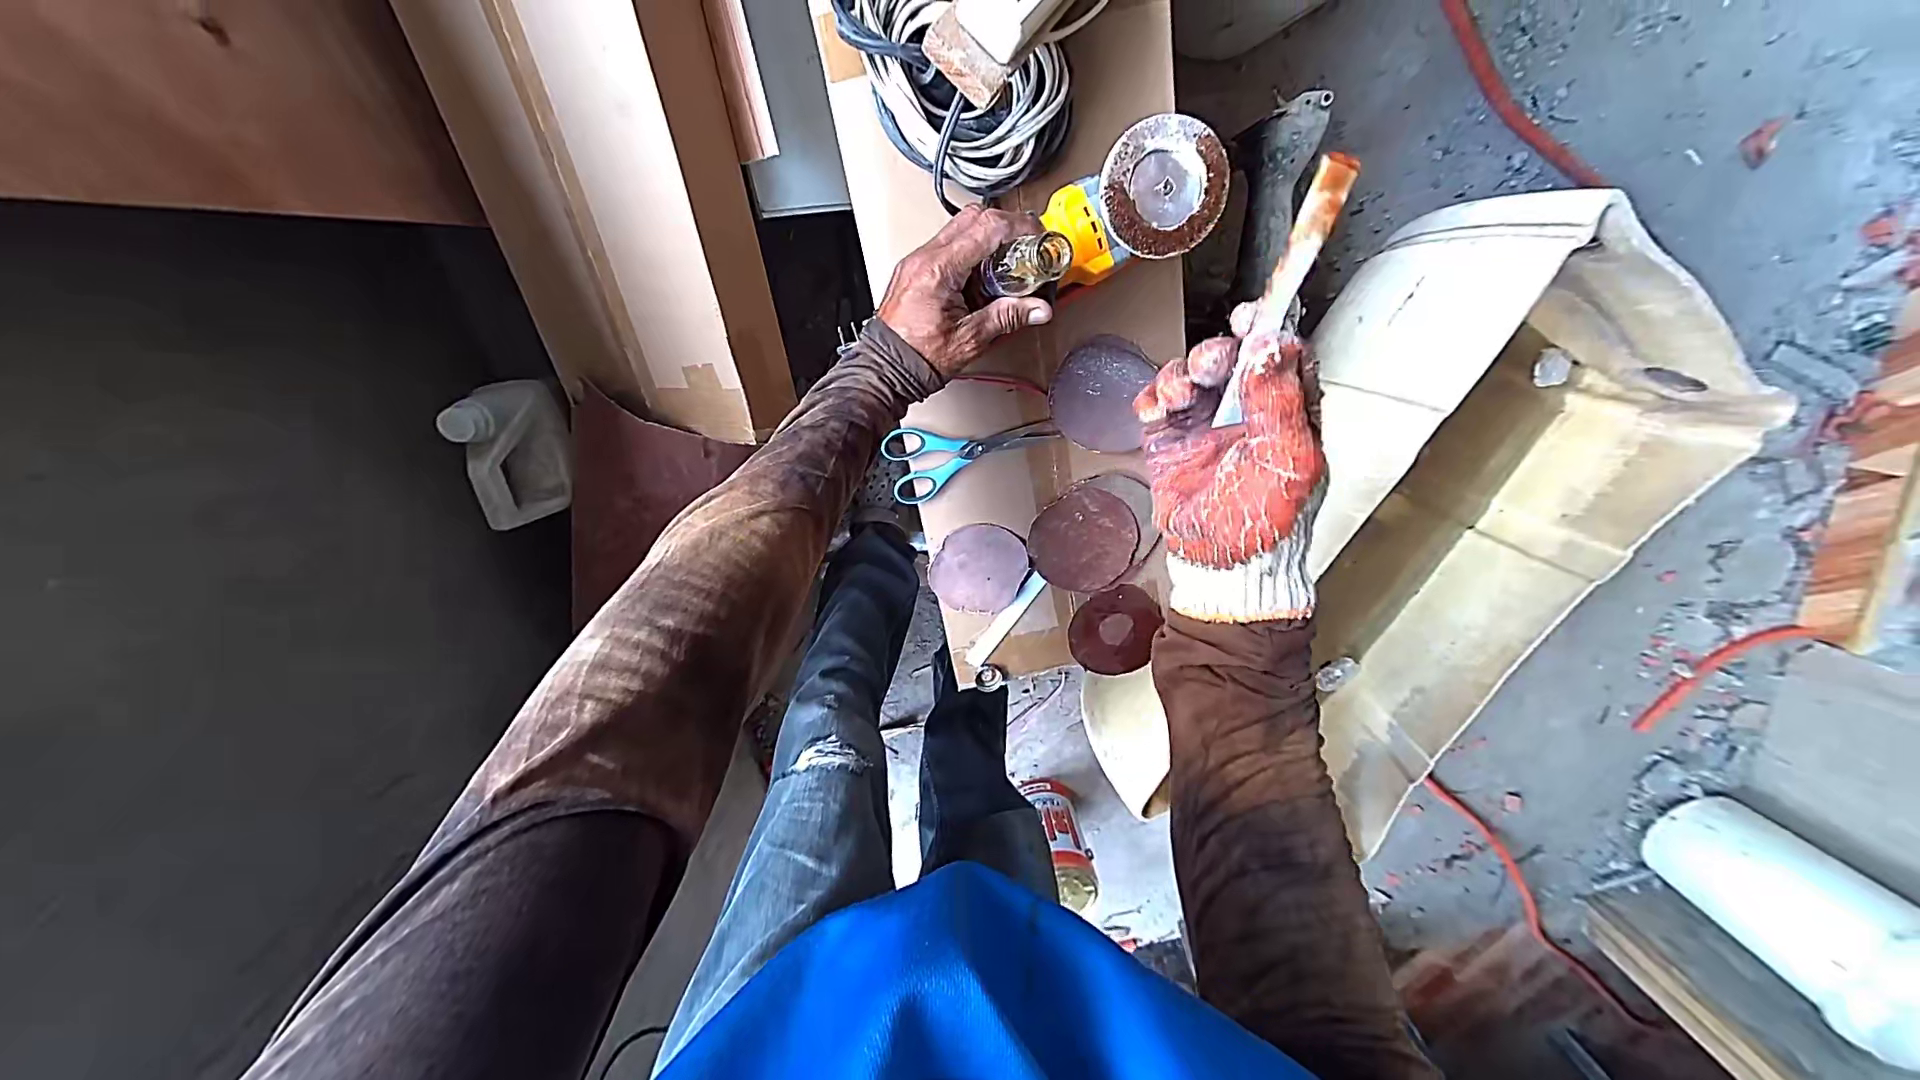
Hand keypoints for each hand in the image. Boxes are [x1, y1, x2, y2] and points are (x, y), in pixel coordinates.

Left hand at [876, 206, 1053, 376]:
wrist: (887, 370)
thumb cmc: (916, 357)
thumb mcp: (970, 339)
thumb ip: (1007, 317)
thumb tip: (1038, 308)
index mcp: (938, 269)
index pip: (986, 227)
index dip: (1019, 226)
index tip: (1036, 236)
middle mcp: (924, 258)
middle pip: (973, 217)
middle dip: (1005, 227)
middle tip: (1025, 248)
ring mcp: (917, 261)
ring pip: (959, 228)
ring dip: (987, 239)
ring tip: (1004, 267)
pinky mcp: (915, 270)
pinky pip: (946, 246)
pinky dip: (969, 253)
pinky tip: (980, 278)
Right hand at [1133, 303, 1324, 621]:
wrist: (1219, 564)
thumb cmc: (1264, 525)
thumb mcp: (1287, 461)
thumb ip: (1281, 402)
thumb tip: (1270, 346)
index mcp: (1288, 413)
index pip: (1281, 356)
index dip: (1266, 330)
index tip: (1251, 314)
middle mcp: (1247, 413)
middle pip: (1230, 359)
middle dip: (1215, 353)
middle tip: (1210, 366)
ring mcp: (1206, 425)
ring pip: (1192, 375)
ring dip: (1180, 375)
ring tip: (1178, 396)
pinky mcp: (1172, 440)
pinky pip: (1159, 404)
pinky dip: (1152, 399)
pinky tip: (1155, 411)